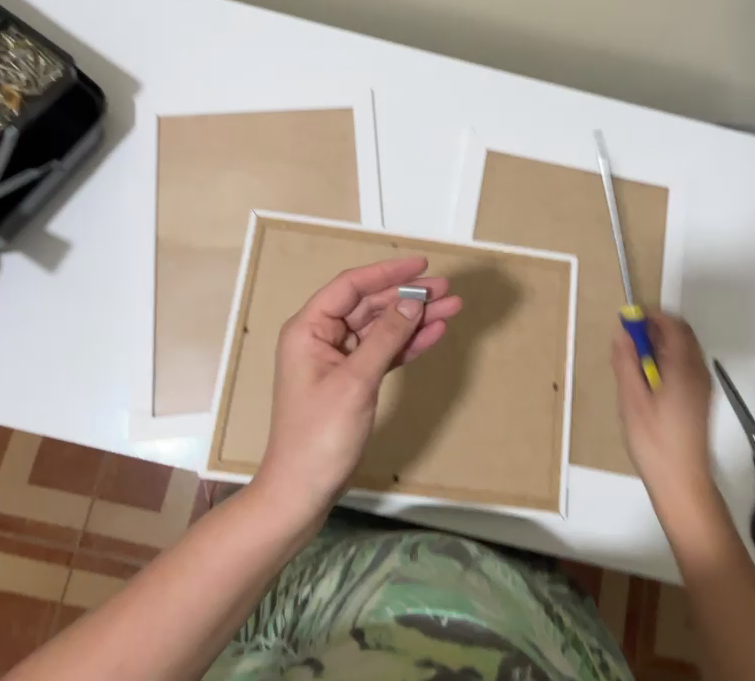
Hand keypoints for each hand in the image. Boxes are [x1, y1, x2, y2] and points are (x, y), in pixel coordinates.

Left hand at [251, 256, 462, 525]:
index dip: (387, 272)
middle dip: (408, 296)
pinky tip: (434, 334)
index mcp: (308, 329)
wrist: (302, 490)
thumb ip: (386, 338)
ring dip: (414, 319)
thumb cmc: (319, 435)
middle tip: (447, 289)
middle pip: (369, 305)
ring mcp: (337, 360)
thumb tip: (413, 302)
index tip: (421, 265)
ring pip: (381, 328)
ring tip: (452, 308)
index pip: (351, 286)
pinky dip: (408, 344)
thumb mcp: (355, 381)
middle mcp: (321, 337)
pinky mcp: (352, 380)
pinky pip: (384, 352)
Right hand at [612, 310, 716, 510]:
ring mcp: (703, 387)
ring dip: (660, 345)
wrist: (683, 483)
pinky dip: (667, 361)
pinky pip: (686, 366)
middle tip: (628, 342)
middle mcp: (699, 372)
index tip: (627, 321)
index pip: (673, 325)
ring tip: (634, 363)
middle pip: (682, 334)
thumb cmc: (654, 441)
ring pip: (684, 350)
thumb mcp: (631, 399)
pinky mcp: (700, 400)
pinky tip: (648, 382)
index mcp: (684, 368)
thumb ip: (626, 362)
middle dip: (655, 329)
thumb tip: (622, 332)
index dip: (650, 316)